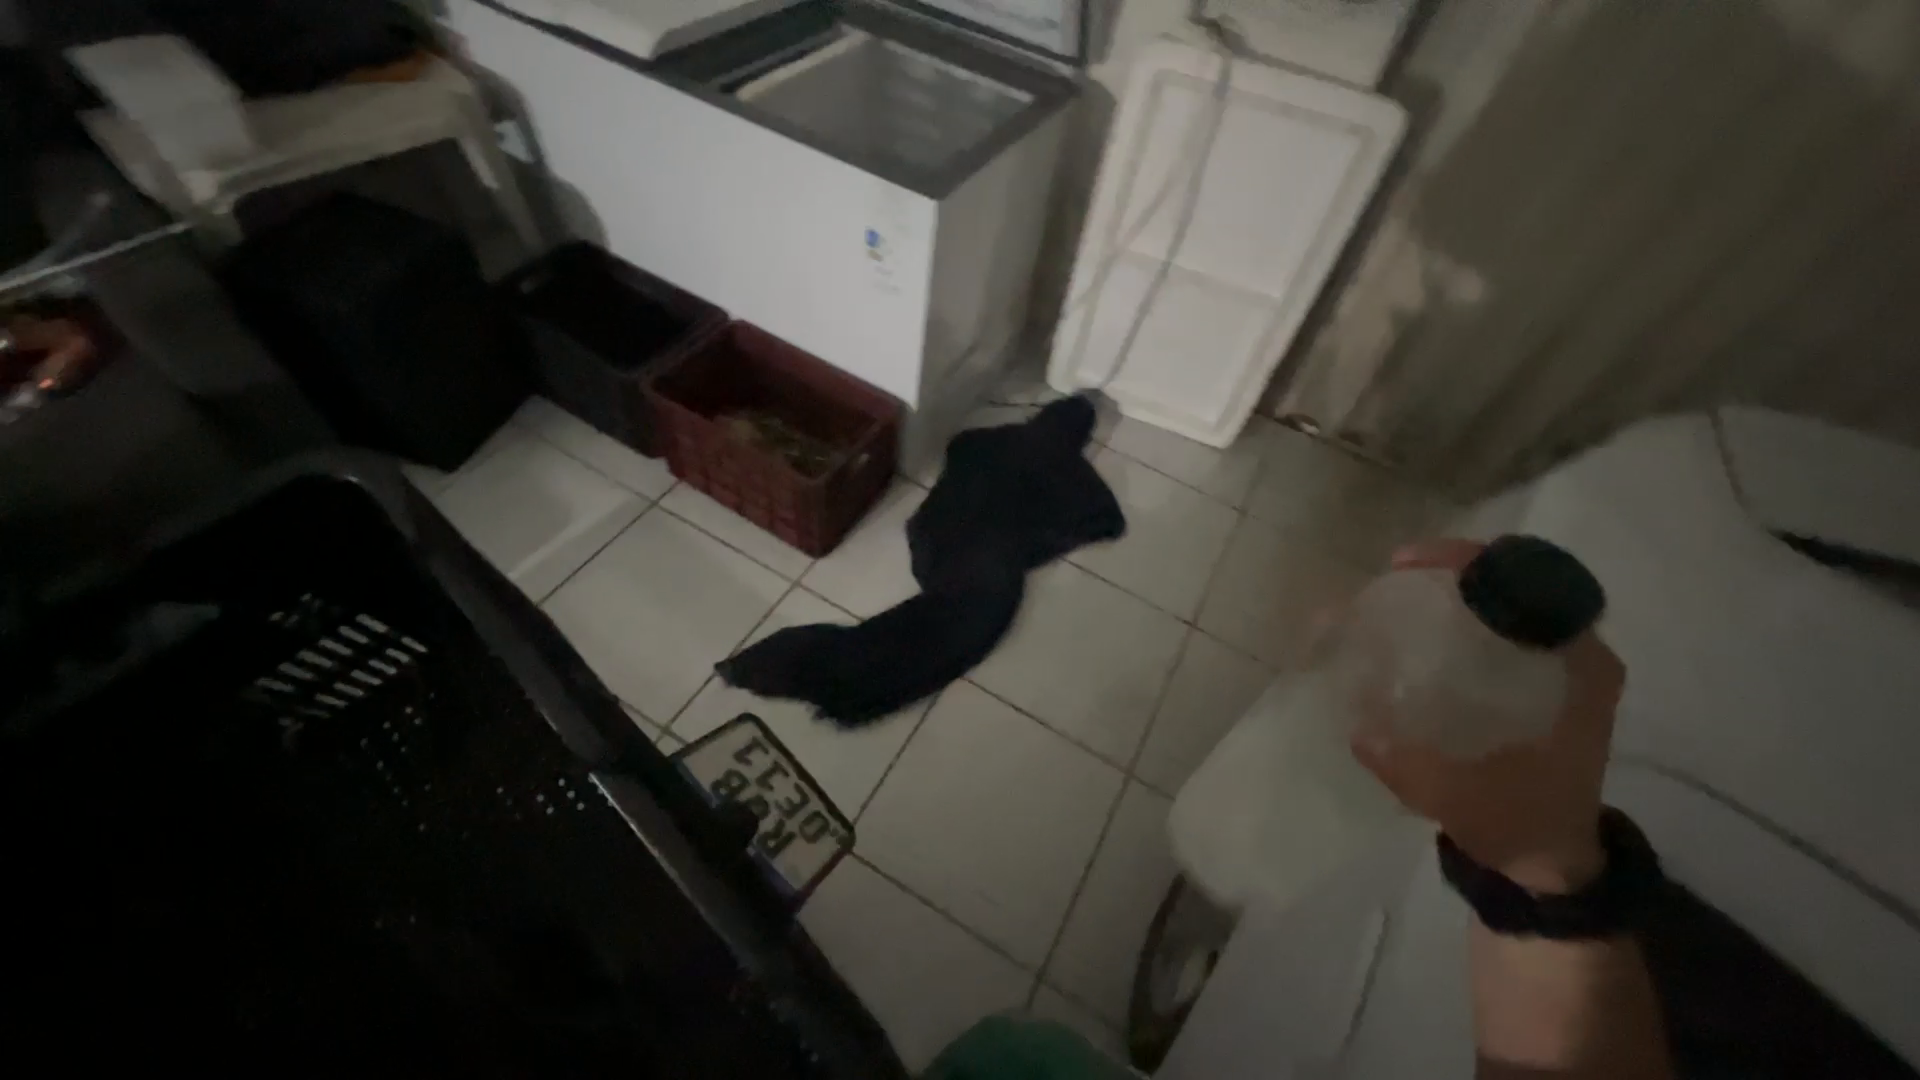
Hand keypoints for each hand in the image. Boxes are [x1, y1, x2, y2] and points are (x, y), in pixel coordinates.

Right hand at [1350, 538, 1619, 895]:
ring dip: (1453, 589)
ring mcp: (1561, 666)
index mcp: (1576, 670)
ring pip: (1507, 598)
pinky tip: (1415, 626)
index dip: (1469, 562)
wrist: (1553, 859)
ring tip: (1396, 595)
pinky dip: (1458, 615)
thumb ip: (1401, 760)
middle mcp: (1576, 656)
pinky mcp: (1542, 680)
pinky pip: (1500, 624)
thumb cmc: (1518, 821)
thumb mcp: (1454, 794)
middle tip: (1392, 578)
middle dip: (1450, 570)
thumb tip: (1353, 719)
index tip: (1409, 567)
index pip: (1532, 583)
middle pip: (1516, 580)